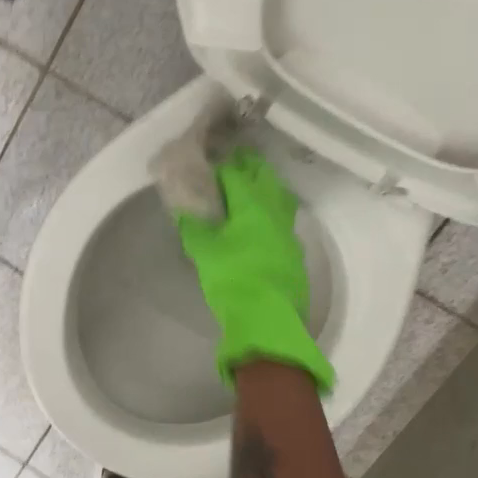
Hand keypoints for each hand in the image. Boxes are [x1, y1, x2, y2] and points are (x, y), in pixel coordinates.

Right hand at [174, 148, 333, 391]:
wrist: (267, 319)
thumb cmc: (233, 278)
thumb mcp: (203, 252)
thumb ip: (194, 227)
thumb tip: (184, 211)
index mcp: (252, 205)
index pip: (236, 172)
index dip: (222, 163)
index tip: (210, 157)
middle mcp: (275, 212)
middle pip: (265, 178)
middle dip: (248, 167)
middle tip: (231, 163)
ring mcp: (288, 232)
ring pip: (278, 197)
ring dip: (263, 188)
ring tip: (246, 189)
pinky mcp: (293, 252)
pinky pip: (281, 220)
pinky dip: (269, 212)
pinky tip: (258, 222)